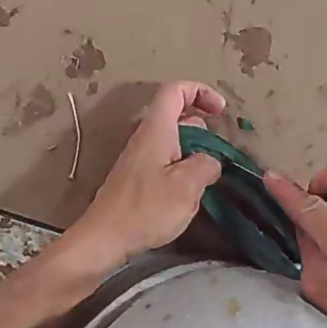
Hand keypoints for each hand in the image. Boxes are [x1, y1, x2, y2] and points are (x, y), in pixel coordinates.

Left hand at [62, 81, 225, 270]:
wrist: (105, 237)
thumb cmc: (147, 209)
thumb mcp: (188, 186)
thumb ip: (206, 165)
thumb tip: (210, 162)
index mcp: (156, 130)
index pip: (175, 90)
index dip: (201, 91)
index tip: (221, 111)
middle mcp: (144, 137)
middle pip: (173, 112)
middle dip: (200, 120)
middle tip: (218, 143)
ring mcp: (138, 158)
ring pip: (169, 137)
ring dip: (192, 145)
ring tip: (208, 169)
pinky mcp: (135, 178)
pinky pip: (163, 158)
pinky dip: (181, 162)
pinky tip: (189, 188)